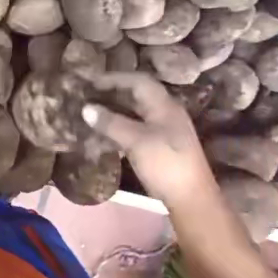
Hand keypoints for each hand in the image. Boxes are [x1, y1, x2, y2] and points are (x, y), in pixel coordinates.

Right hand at [80, 72, 216, 207]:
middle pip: (137, 95)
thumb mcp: (136, 141)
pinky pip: (137, 128)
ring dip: (114, 111)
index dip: (114, 79)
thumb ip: (111, 123)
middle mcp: (166, 113)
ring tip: (91, 114)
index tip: (90, 82)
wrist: (191, 198)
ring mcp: (165, 130)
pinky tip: (105, 134)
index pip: (138, 81)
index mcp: (164, 105)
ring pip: (136, 113)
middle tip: (87, 97)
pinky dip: (119, 127)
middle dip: (112, 94)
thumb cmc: (165, 164)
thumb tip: (86, 108)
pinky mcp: (161, 146)